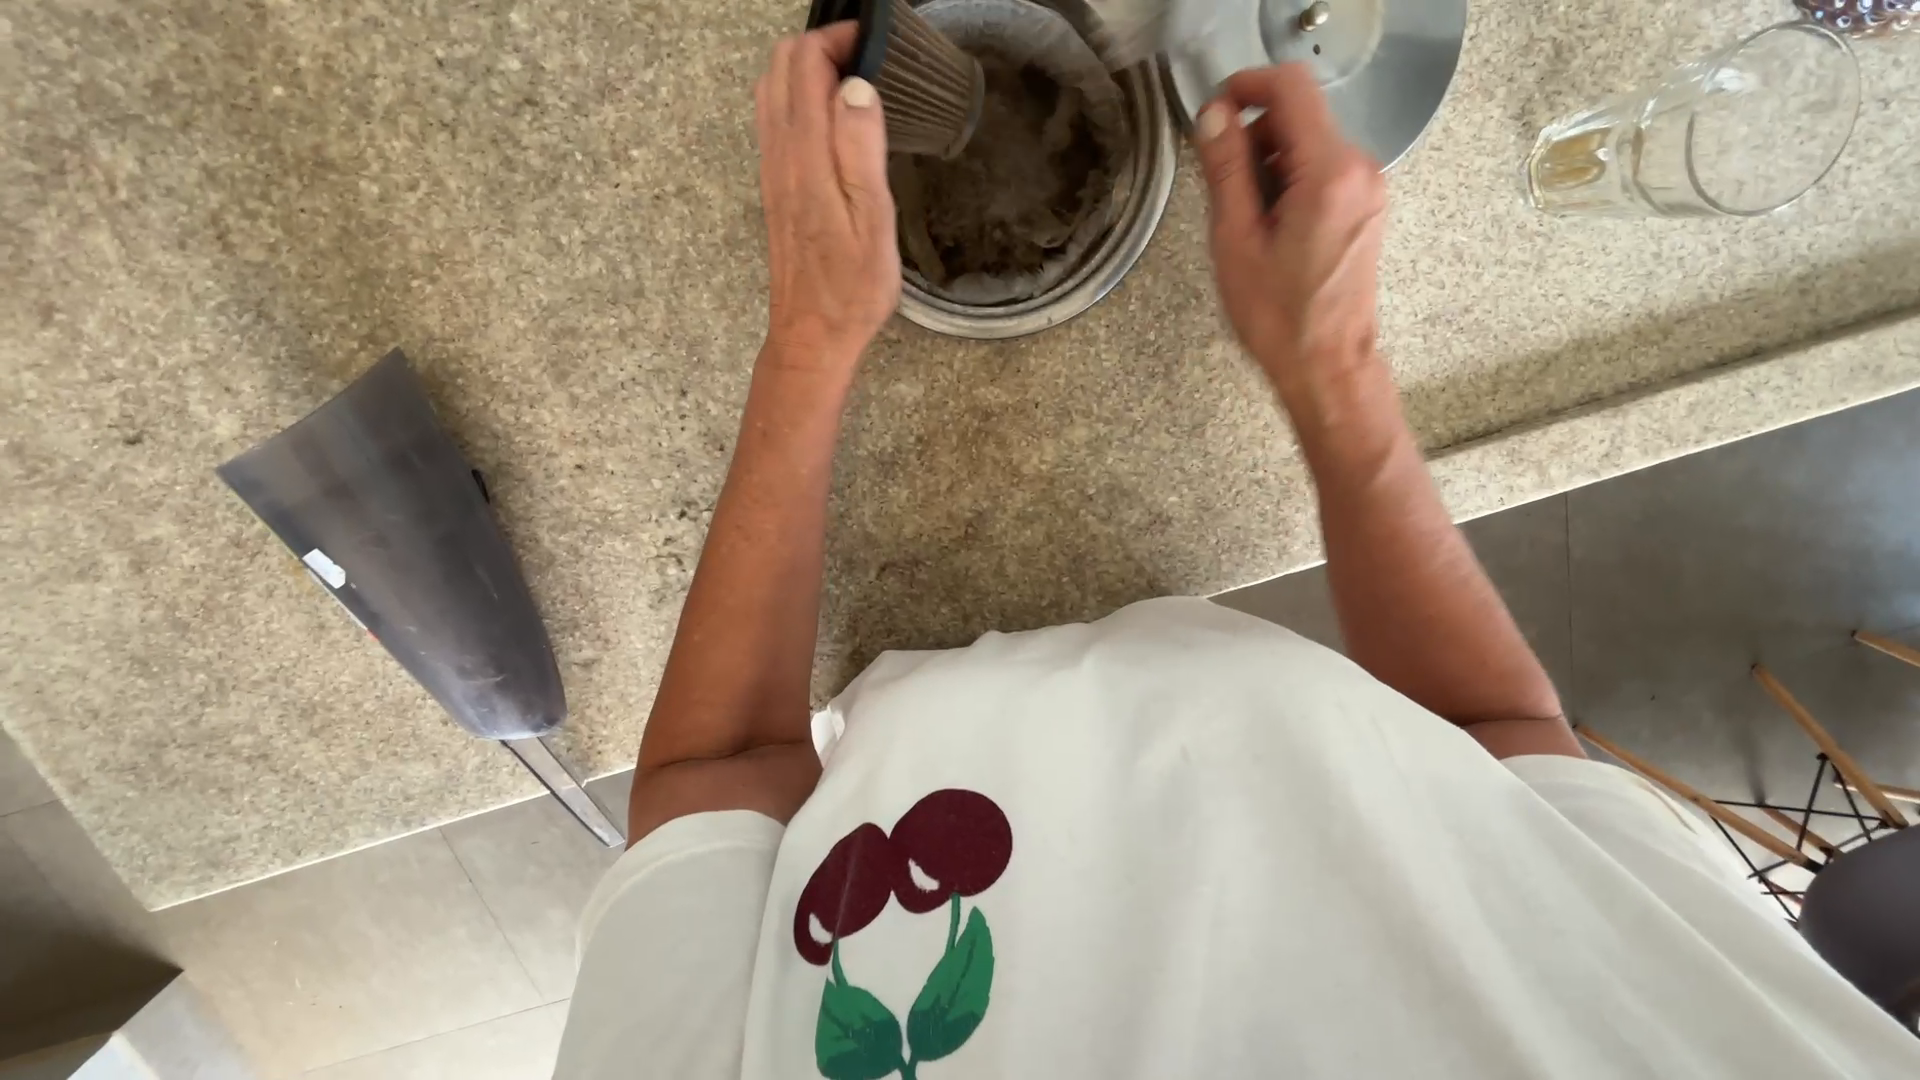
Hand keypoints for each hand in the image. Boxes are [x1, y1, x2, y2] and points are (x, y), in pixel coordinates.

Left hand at [754, 23, 900, 376]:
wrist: (813, 335)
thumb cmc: (851, 289)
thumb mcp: (872, 222)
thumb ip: (860, 150)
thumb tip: (855, 87)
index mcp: (807, 157)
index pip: (805, 64)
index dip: (837, 40)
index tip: (873, 44)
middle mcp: (780, 157)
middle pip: (780, 68)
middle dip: (818, 46)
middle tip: (863, 58)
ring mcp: (772, 173)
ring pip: (770, 94)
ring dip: (802, 71)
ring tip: (847, 81)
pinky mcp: (775, 192)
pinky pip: (772, 125)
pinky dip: (794, 101)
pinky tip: (825, 120)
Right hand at [1192, 66, 1386, 403]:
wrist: (1326, 363)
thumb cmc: (1277, 316)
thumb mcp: (1235, 241)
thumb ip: (1225, 171)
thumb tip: (1212, 117)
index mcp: (1327, 173)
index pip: (1290, 88)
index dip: (1245, 86)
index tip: (1212, 114)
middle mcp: (1359, 168)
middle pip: (1299, 115)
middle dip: (1253, 139)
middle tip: (1223, 192)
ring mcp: (1367, 187)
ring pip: (1308, 144)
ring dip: (1269, 166)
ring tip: (1247, 223)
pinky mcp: (1365, 206)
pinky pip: (1322, 171)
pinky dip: (1289, 184)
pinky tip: (1271, 229)